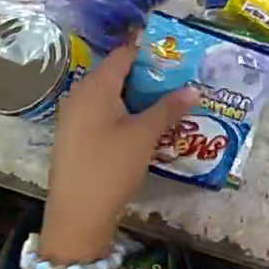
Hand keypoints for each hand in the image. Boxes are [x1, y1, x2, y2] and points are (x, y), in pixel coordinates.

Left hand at [44, 43, 197, 262]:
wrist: (77, 215)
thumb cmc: (111, 166)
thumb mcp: (144, 135)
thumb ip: (168, 108)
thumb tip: (194, 88)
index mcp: (95, 86)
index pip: (124, 54)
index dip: (150, 53)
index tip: (178, 59)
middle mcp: (80, 94)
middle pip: (117, 74)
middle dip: (148, 77)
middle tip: (179, 83)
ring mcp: (74, 116)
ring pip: (111, 96)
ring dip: (138, 98)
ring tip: (168, 105)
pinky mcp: (75, 136)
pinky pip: (102, 114)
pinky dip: (124, 114)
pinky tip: (145, 128)